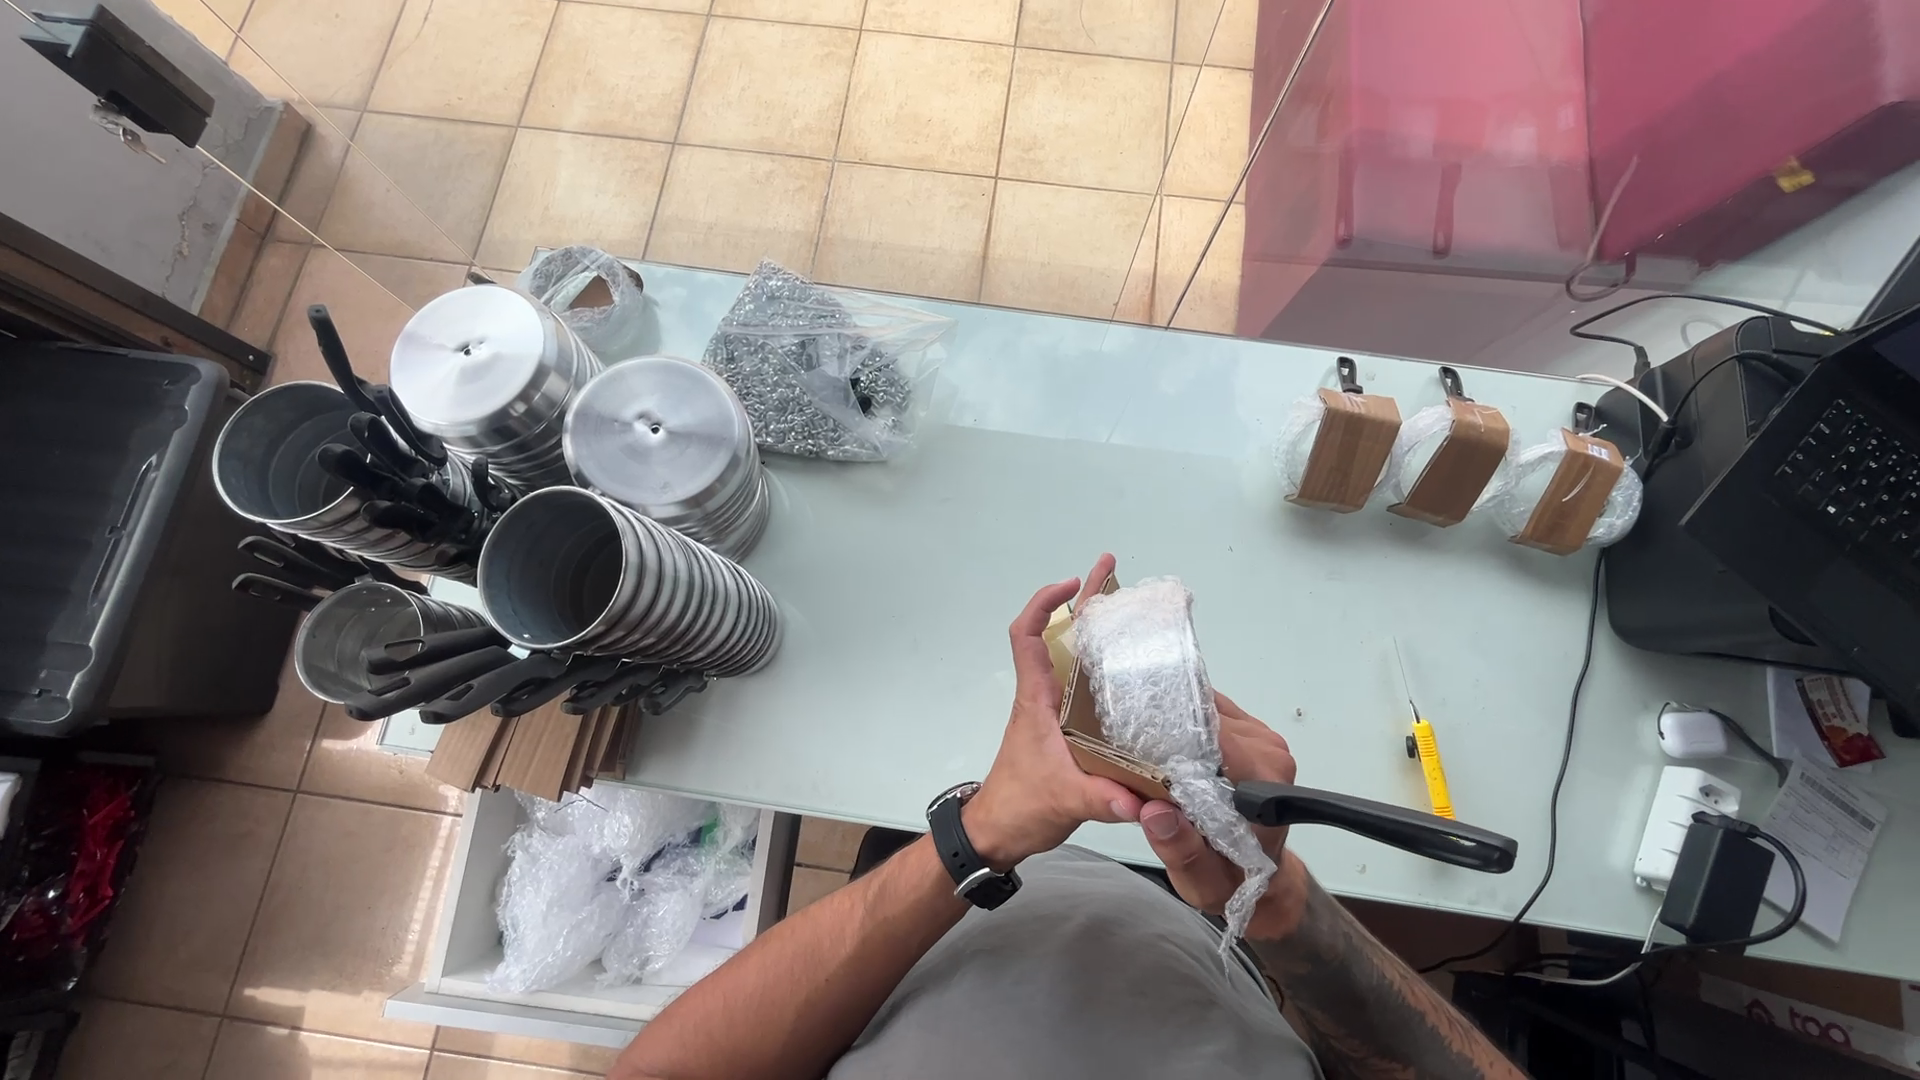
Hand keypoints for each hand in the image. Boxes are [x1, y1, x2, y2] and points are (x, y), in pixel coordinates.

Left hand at [962, 553, 1146, 870]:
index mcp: (1036, 698)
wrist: (998, 831)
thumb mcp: (1065, 801)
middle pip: (1058, 635)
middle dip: (1083, 601)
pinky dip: (1106, 669)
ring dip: (1097, 630)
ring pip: (1075, 658)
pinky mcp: (1066, 729)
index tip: (1072, 584)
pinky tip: (1137, 672)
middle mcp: (1045, 696)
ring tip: (1134, 609)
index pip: (1026, 635)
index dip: (1043, 603)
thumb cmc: (1019, 806)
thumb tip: (1148, 801)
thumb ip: (1103, 798)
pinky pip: (1086, 687)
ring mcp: (1055, 711)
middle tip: (1113, 572)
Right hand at [1137, 692, 1310, 940]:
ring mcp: (1261, 735)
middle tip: (1128, 749)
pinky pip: (1205, 706)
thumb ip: (1182, 852)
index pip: (1209, 734)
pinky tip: (1163, 742)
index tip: (1130, 742)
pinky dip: (1180, 718)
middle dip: (1162, 726)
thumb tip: (1156, 813)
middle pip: (1200, 714)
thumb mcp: (1202, 883)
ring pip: (1200, 705)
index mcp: (1261, 784)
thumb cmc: (1229, 879)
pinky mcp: (1249, 727)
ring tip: (1142, 746)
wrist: (1263, 878)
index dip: (1166, 732)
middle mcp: (1267, 750)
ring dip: (1169, 720)